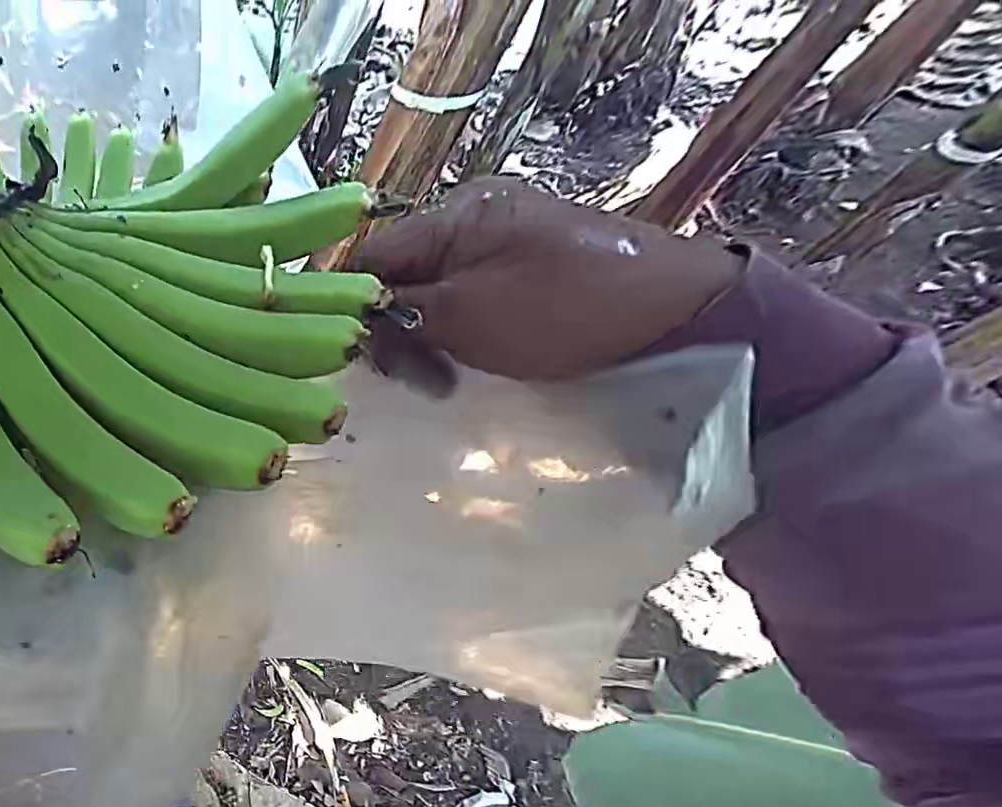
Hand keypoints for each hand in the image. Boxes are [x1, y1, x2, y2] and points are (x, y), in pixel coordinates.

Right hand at [350, 178, 742, 380]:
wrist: (673, 319)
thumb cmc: (561, 309)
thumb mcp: (464, 312)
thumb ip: (397, 309)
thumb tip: (351, 320)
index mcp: (456, 213)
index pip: (369, 257)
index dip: (348, 305)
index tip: (349, 352)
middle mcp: (469, 220)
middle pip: (393, 276)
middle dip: (386, 326)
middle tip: (397, 373)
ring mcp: (492, 246)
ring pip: (419, 295)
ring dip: (415, 339)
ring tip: (430, 377)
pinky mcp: (510, 274)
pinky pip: (451, 303)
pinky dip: (442, 337)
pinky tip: (448, 365)